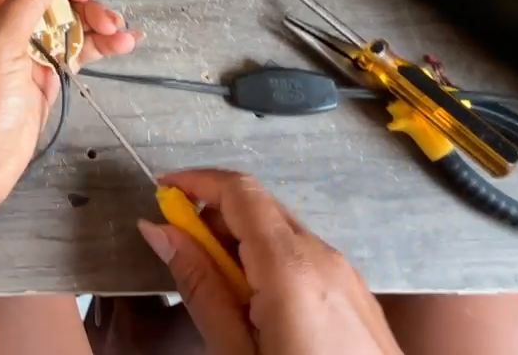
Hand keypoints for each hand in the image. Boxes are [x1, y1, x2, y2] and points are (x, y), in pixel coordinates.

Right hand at [138, 169, 401, 354]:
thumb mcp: (235, 353)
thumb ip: (199, 284)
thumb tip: (158, 229)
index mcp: (291, 267)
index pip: (239, 190)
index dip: (195, 181)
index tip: (161, 192)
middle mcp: (325, 257)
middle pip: (258, 205)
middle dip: (213, 214)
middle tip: (182, 250)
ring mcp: (348, 277)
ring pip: (280, 230)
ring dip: (241, 240)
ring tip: (220, 291)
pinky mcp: (359, 298)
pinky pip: (304, 257)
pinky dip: (270, 260)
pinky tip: (258, 307)